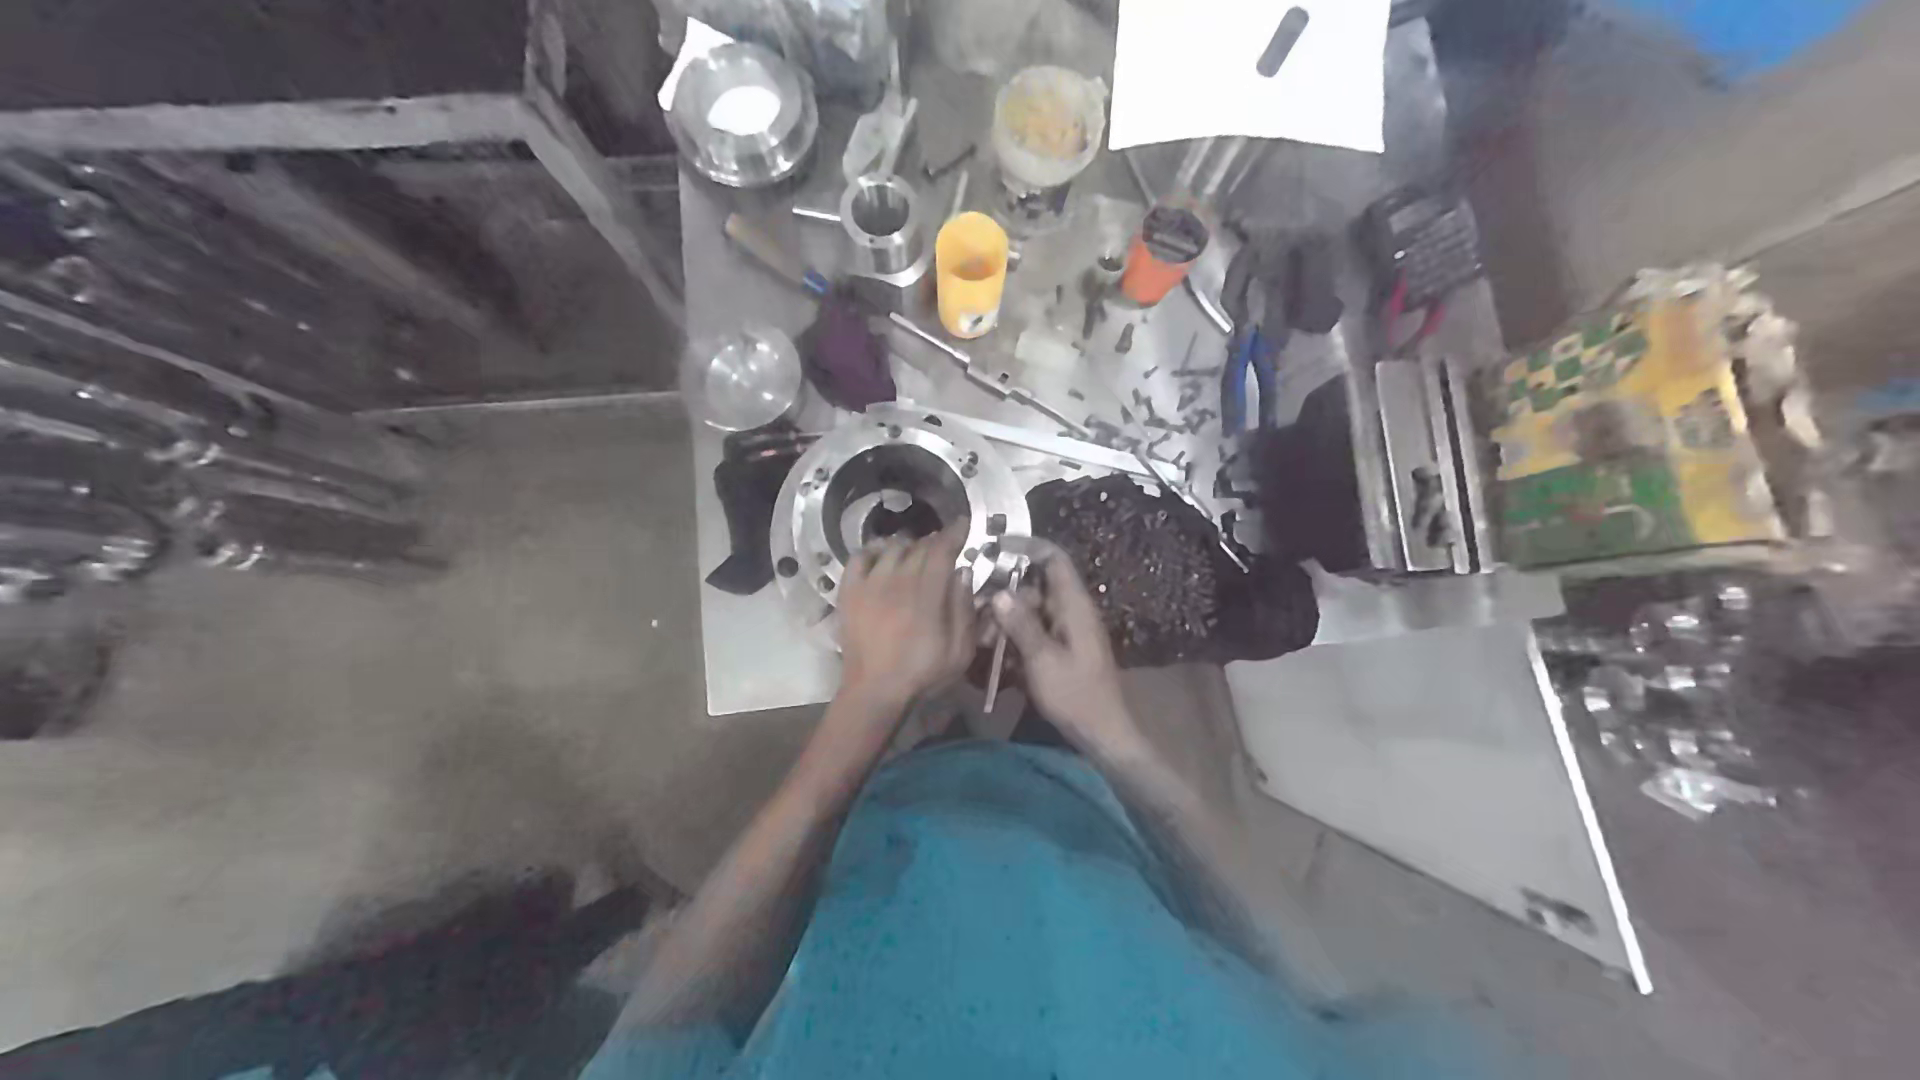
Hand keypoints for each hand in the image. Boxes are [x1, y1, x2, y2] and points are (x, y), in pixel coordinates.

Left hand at [836, 525, 979, 712]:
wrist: (874, 692)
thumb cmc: (922, 674)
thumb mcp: (960, 651)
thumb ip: (964, 609)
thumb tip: (962, 573)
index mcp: (926, 597)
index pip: (941, 551)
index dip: (955, 533)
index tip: (964, 523)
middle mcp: (897, 583)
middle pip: (918, 547)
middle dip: (935, 542)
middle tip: (944, 547)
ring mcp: (869, 585)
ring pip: (891, 548)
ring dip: (908, 547)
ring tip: (916, 554)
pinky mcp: (849, 592)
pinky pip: (859, 558)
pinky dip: (873, 551)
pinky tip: (882, 556)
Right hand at [990, 549, 1140, 757]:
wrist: (1101, 732)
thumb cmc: (1075, 695)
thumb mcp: (1043, 660)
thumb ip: (1021, 624)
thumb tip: (999, 593)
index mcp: (1074, 606)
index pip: (1054, 559)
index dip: (1027, 546)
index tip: (995, 547)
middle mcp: (1071, 610)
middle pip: (1035, 585)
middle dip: (1006, 594)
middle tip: (977, 610)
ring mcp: (1067, 629)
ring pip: (1030, 609)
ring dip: (1006, 619)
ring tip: (984, 639)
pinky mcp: (1061, 647)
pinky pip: (1034, 630)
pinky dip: (1015, 636)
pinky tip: (997, 653)